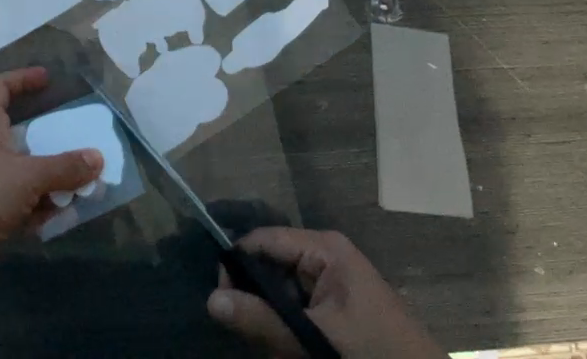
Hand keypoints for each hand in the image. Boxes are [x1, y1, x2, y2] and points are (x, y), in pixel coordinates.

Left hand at [0, 67, 103, 313]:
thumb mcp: (28, 176)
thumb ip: (65, 167)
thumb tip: (98, 158)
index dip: (22, 78)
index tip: (49, 79)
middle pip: (17, 130)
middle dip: (48, 136)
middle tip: (75, 132)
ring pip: (22, 168)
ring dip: (50, 175)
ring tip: (82, 180)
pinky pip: (21, 199)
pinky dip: (41, 203)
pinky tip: (63, 213)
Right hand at [207, 227, 445, 358]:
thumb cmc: (375, 355)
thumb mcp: (316, 340)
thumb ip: (263, 321)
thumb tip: (211, 301)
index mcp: (324, 248)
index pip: (262, 240)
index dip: (235, 264)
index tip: (218, 300)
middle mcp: (326, 257)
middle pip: (270, 265)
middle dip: (256, 299)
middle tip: (249, 334)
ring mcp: (333, 284)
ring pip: (282, 293)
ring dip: (273, 321)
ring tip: (278, 348)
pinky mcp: (338, 310)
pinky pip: (299, 311)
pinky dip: (290, 332)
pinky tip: (292, 352)